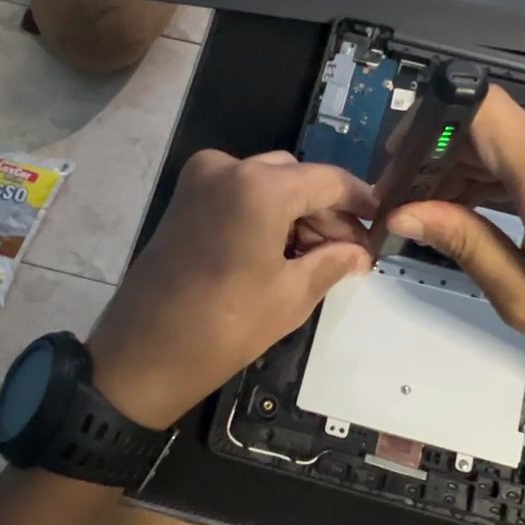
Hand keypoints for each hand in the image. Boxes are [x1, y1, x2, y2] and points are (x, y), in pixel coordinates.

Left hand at [86, 150, 374, 428]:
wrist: (143, 355)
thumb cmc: (224, 326)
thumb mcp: (291, 296)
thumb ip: (332, 262)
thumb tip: (361, 253)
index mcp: (259, 186)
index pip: (327, 180)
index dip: (360, 200)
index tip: (381, 222)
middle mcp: (227, 168)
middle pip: (295, 177)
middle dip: (325, 210)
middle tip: (349, 251)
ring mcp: (200, 182)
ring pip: (266, 183)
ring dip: (295, 213)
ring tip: (318, 258)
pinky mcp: (184, 202)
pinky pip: (238, 195)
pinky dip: (264, 215)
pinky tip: (282, 252)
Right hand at [383, 87, 524, 419]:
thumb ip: (465, 244)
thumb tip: (403, 213)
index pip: (484, 107)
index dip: (434, 119)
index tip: (399, 162)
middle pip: (491, 127)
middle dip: (440, 157)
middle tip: (403, 203)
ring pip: (512, 143)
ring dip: (468, 171)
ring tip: (432, 215)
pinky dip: (501, 179)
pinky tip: (475, 212)